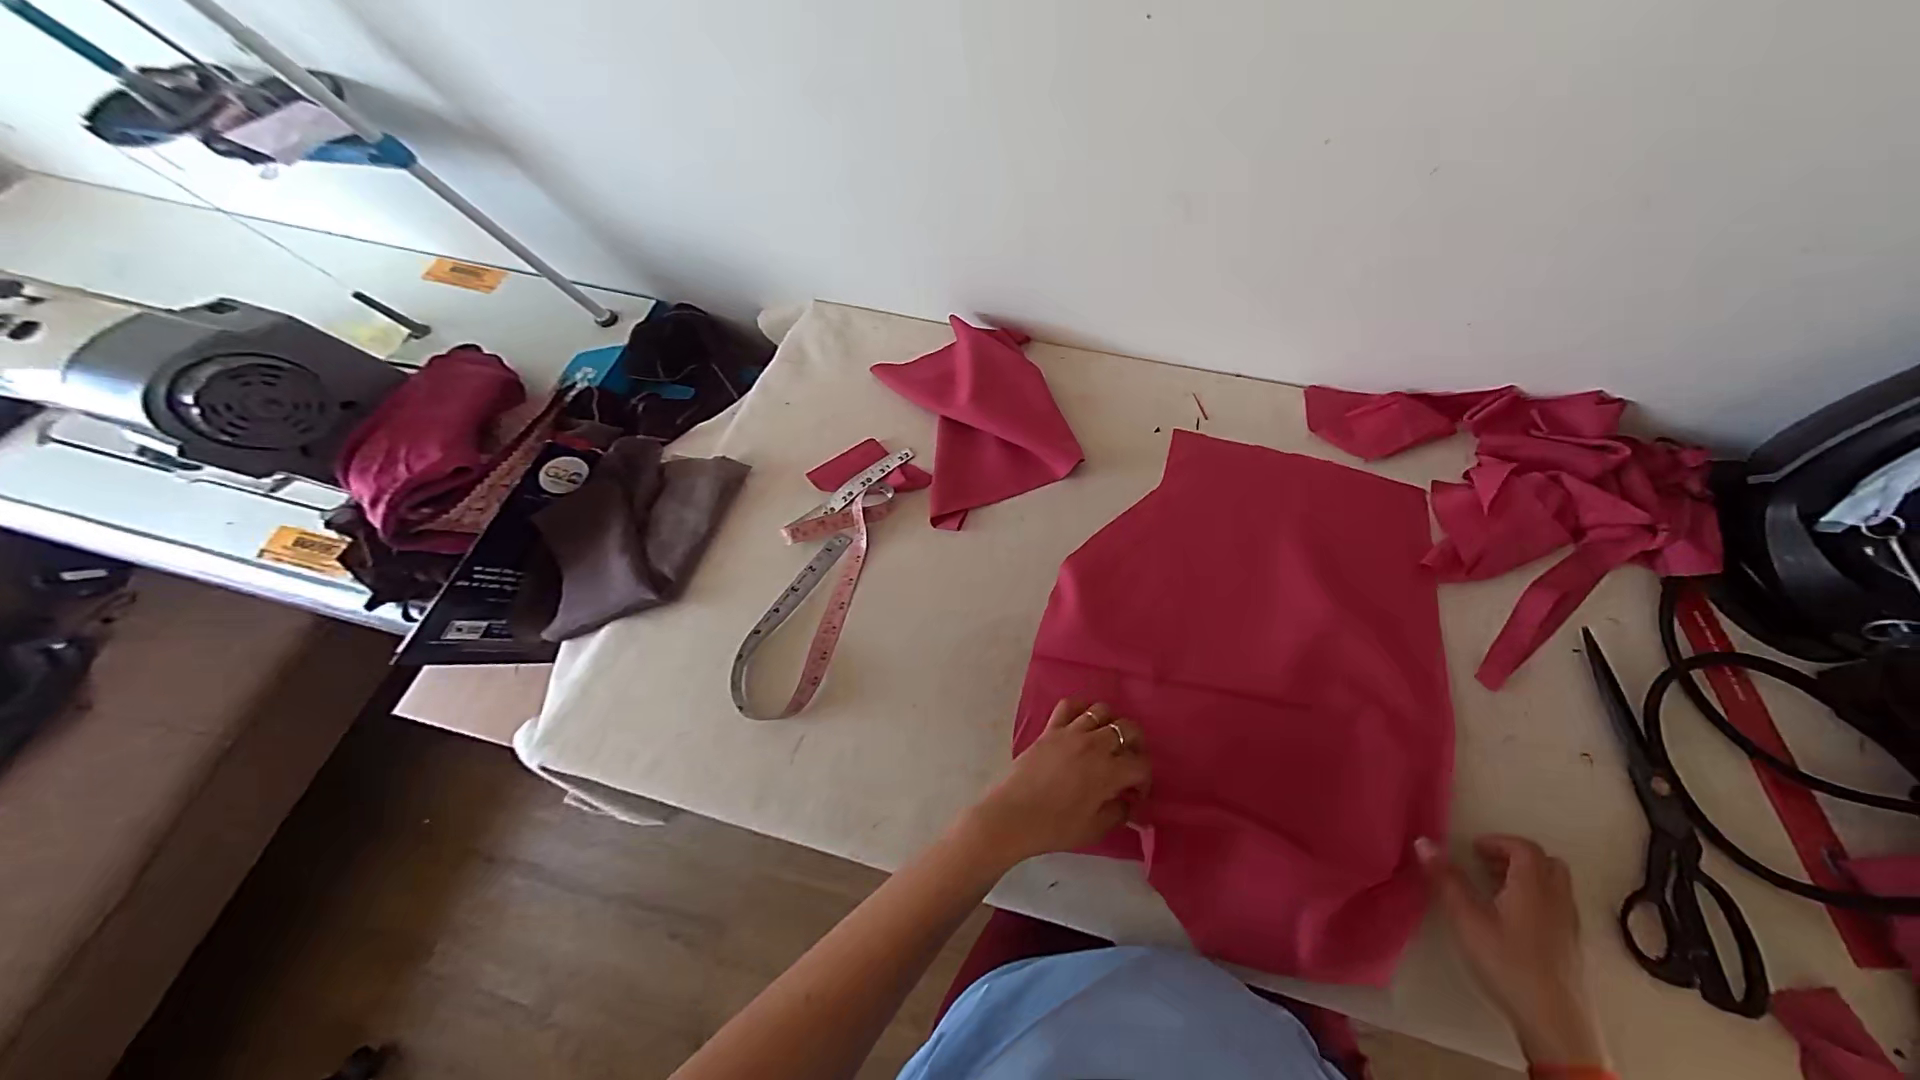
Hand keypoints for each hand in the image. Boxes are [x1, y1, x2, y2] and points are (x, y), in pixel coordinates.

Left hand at [956, 700, 1150, 868]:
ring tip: (1107, 740)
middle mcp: (1094, 745)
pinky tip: (1083, 721)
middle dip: (1136, 744)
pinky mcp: (1050, 729)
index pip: (1141, 764)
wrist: (1014, 816)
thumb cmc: (1056, 827)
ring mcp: (1070, 732)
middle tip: (1129, 762)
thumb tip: (1129, 802)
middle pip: (1129, 728)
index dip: (1145, 779)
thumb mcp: (1095, 828)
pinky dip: (1080, 708)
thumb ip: (1119, 812)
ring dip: (1111, 723)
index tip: (1136, 793)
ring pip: (1101, 710)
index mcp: (1109, 771)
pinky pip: (1069, 705)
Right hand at [1417, 835, 1606, 1068]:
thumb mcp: (1466, 918)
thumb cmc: (1506, 962)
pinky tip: (1510, 920)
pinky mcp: (1571, 947)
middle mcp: (1558, 901)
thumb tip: (1423, 842)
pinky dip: (1534, 899)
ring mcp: (1569, 926)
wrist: (1554, 1021)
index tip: (1471, 850)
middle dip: (1515, 857)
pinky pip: (1556, 907)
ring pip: (1554, 886)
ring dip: (1525, 878)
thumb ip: (1445, 879)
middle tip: (1485, 866)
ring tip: (1492, 891)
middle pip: (1547, 864)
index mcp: (1534, 888)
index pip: (1525, 848)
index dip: (1497, 842)